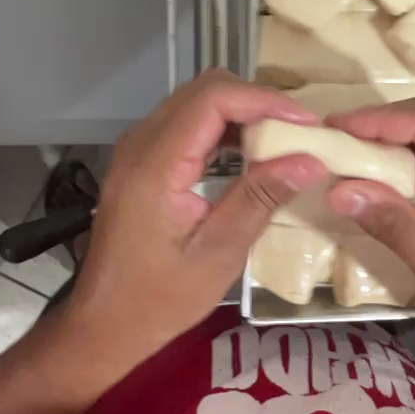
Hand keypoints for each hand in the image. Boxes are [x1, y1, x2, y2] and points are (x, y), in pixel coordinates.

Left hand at [61, 69, 327, 367]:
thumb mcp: (218, 254)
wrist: (104, 322)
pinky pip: (184, 126)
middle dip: (256, 101)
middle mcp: (140, 145)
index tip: (306, 123)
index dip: (263, 100)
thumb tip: (310, 161)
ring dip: (240, 112)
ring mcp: (136, 151)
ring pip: (194, 103)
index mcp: (156, 166)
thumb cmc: (159, 298)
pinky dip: (221, 129)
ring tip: (282, 141)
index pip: (212, 99)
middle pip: (203, 91)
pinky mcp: (140, 163)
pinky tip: (249, 154)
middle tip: (299, 131)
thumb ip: (260, 199)